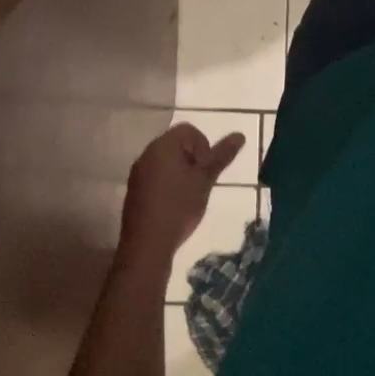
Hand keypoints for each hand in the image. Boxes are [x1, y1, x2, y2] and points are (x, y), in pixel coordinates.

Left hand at [118, 124, 246, 263]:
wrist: (147, 245)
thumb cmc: (179, 207)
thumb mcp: (205, 180)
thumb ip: (221, 156)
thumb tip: (240, 135)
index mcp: (164, 145)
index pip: (189, 130)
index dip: (204, 146)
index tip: (207, 170)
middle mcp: (147, 153)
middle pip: (176, 144)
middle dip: (193, 159)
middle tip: (200, 182)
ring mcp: (138, 172)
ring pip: (166, 161)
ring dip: (181, 172)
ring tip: (189, 195)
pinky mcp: (134, 190)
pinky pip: (155, 176)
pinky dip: (168, 183)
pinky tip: (174, 205)